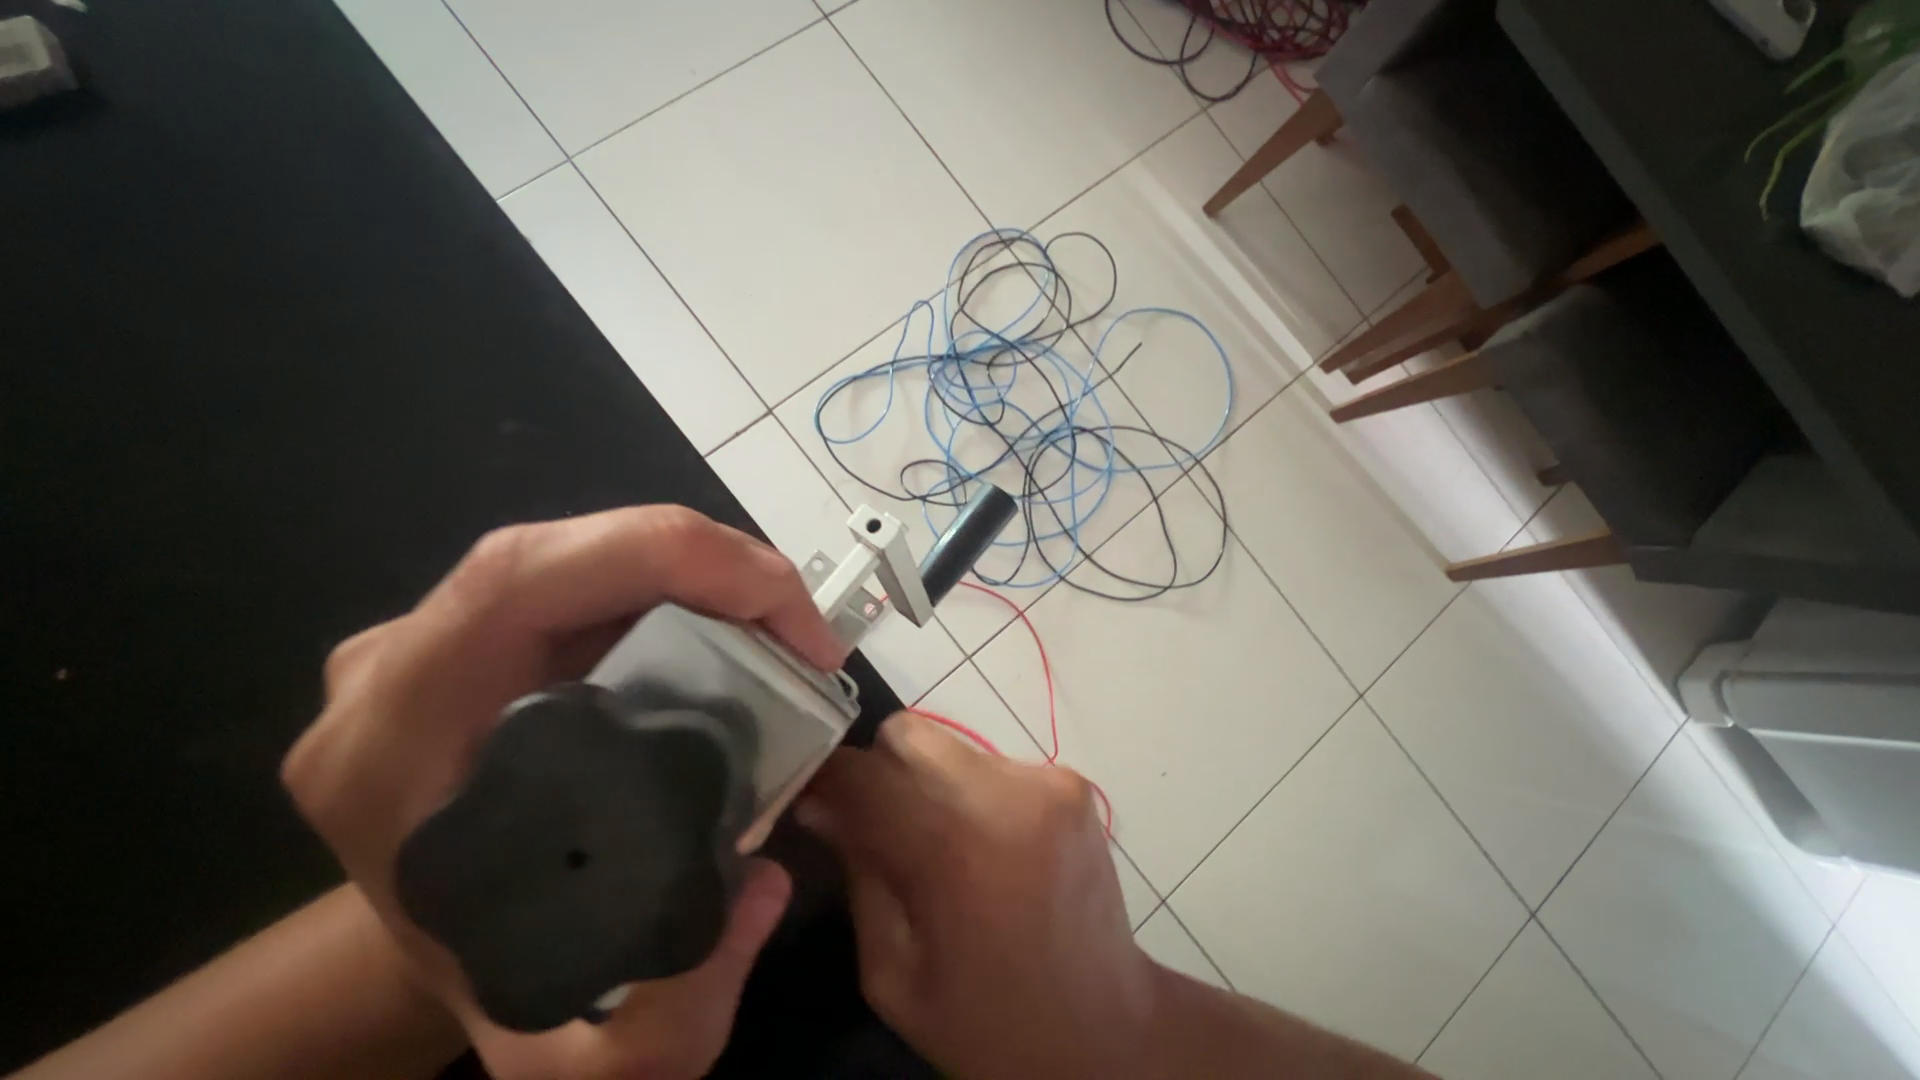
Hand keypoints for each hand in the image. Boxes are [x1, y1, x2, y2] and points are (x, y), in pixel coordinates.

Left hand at [282, 506, 846, 1078]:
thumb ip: (680, 1013)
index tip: (795, 633)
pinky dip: (679, 588)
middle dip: (714, 567)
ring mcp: (430, 639)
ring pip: (584, 555)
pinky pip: (588, 578)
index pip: (523, 583)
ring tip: (784, 636)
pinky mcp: (476, 630)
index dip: (677, 562)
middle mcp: (392, 670)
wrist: (419, 956)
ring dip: (703, 575)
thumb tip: (768, 883)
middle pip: (566, 552)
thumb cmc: (490, 986)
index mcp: (392, 743)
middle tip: (808, 635)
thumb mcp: (582, 1060)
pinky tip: (734, 632)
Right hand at [798, 712, 1159, 1079]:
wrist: (1104, 1029)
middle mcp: (1005, 795)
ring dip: (927, 780)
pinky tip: (987, 845)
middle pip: (908, 734)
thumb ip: (859, 873)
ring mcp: (1047, 781)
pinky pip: (992, 763)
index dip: (825, 776)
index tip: (810, 797)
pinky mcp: (1072, 783)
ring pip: (950, 744)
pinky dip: (973, 791)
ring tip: (939, 841)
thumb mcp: (893, 973)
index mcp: (954, 850)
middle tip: (877, 823)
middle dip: (880, 770)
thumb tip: (820, 803)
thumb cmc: (987, 1021)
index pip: (863, 772)